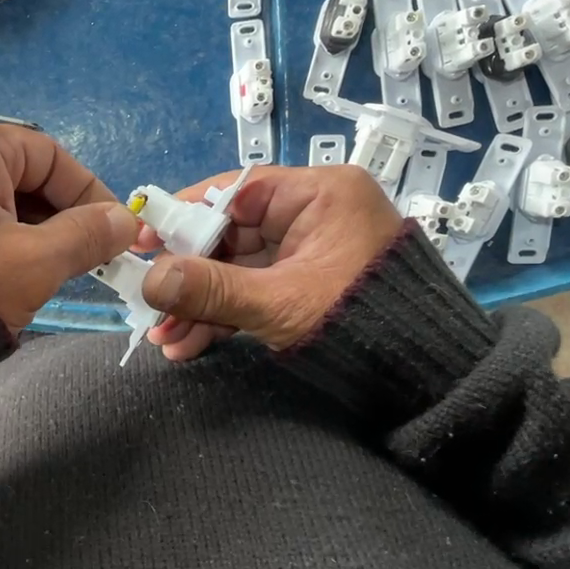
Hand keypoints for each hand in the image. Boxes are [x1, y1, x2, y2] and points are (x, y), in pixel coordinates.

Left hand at [0, 119, 137, 330]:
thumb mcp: (35, 262)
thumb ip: (87, 236)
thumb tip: (124, 222)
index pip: (49, 157)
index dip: (89, 194)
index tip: (114, 230)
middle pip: (15, 176)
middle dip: (53, 216)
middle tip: (79, 257)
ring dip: (21, 230)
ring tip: (40, 271)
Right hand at [133, 165, 404, 360]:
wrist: (425, 376)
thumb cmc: (359, 321)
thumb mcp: (277, 303)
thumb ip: (210, 289)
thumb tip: (148, 279)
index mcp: (319, 195)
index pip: (236, 191)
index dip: (184, 216)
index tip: (144, 240)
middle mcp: (311, 216)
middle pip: (229, 237)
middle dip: (186, 277)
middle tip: (147, 301)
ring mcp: (306, 254)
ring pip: (235, 271)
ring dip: (197, 305)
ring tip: (164, 337)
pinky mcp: (302, 287)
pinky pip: (251, 293)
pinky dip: (220, 317)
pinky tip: (188, 344)